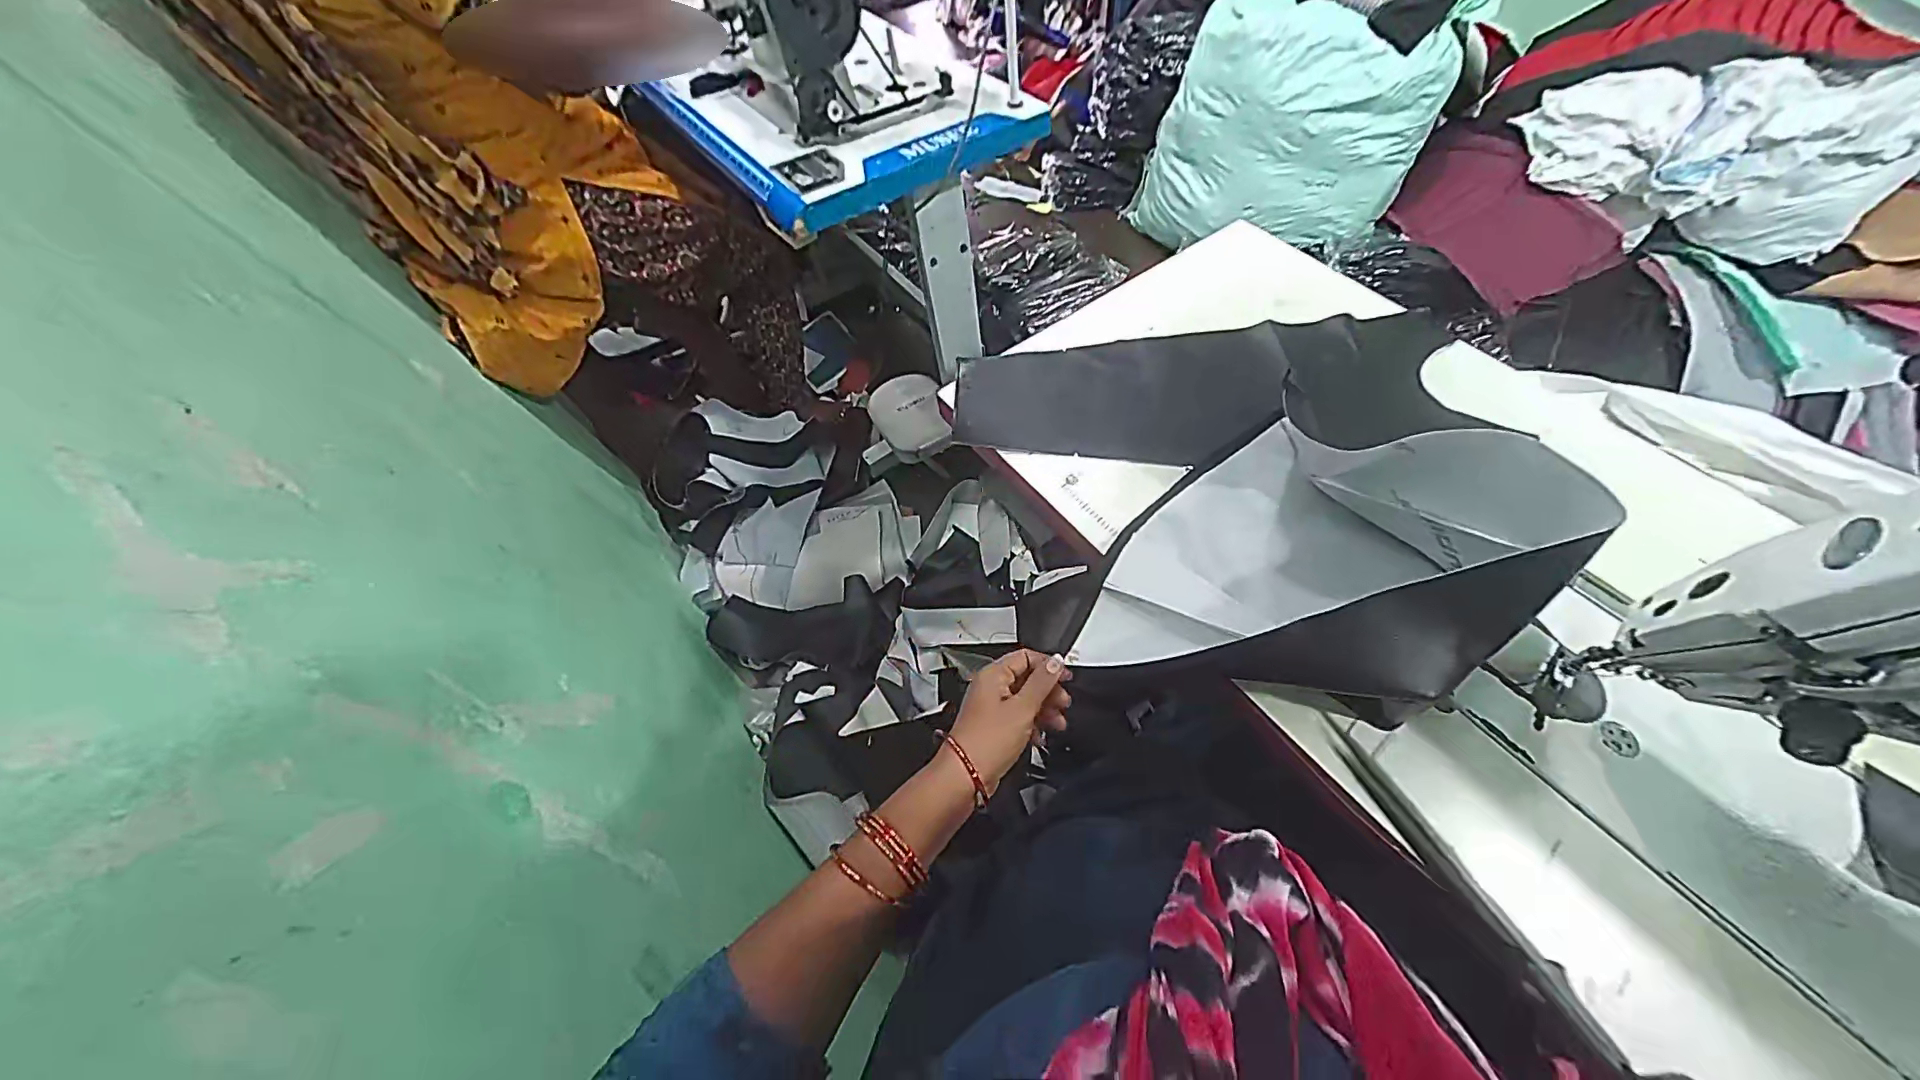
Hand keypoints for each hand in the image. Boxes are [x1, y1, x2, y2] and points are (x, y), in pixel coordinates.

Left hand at [948, 650, 1071, 792]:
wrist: (967, 776)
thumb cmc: (985, 742)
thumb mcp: (1023, 708)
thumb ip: (1042, 682)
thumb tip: (1055, 662)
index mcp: (993, 675)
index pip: (1026, 657)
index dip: (1048, 665)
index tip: (1065, 677)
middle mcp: (990, 688)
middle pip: (1027, 679)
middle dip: (1049, 691)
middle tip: (1063, 703)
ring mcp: (992, 708)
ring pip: (1025, 700)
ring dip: (1044, 709)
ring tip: (1057, 722)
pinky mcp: (994, 727)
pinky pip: (1019, 717)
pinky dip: (1032, 724)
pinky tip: (1040, 736)